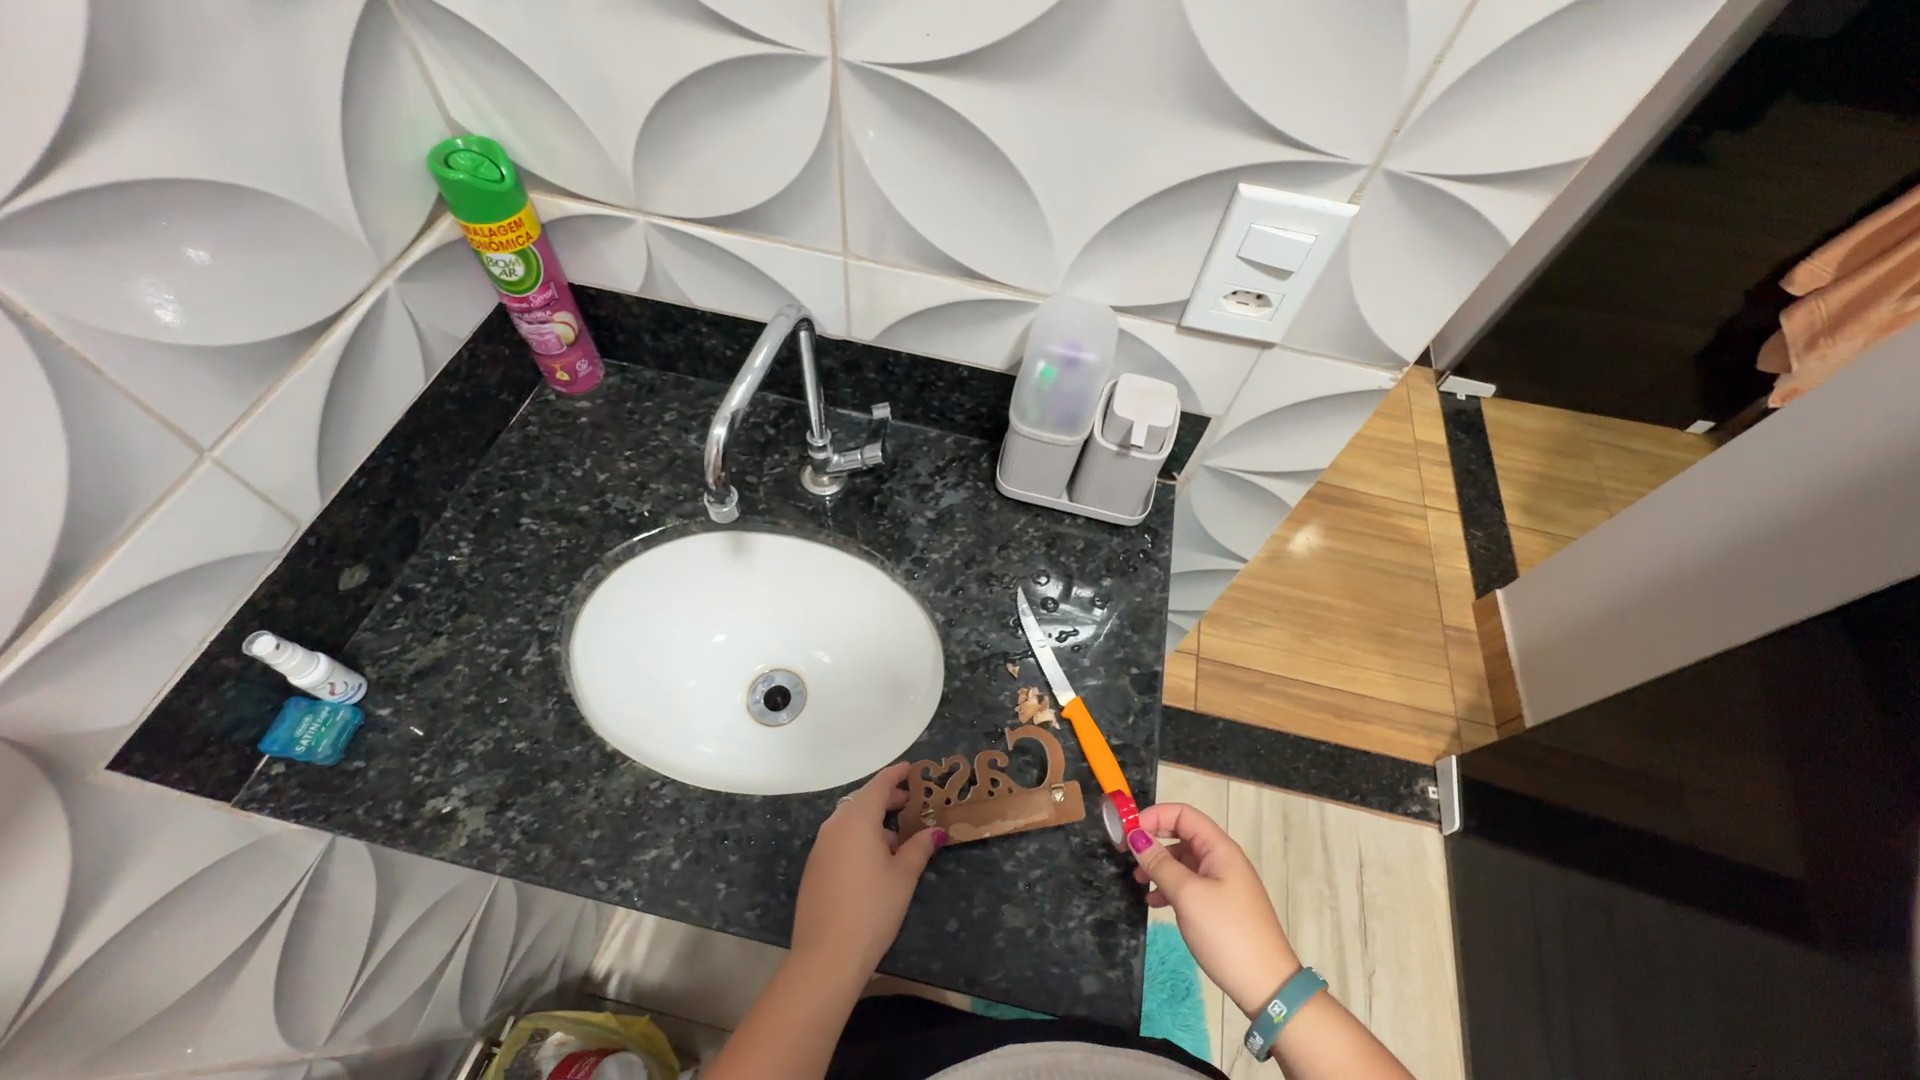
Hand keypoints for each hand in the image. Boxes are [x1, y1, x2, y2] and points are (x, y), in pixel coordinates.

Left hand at [791, 762, 946, 978]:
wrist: (826, 955)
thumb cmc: (872, 909)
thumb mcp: (903, 876)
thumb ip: (918, 847)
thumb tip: (934, 831)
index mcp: (856, 820)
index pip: (879, 785)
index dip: (896, 774)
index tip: (912, 768)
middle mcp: (834, 826)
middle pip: (863, 801)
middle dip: (887, 800)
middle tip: (912, 804)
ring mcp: (820, 847)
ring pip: (850, 821)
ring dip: (873, 822)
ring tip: (898, 836)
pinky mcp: (814, 868)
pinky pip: (840, 839)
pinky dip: (859, 838)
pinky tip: (875, 860)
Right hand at [1127, 803, 1300, 1016]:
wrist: (1266, 986)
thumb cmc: (1226, 932)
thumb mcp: (1187, 895)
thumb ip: (1160, 863)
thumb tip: (1136, 836)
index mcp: (1219, 848)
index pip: (1183, 814)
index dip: (1153, 816)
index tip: (1127, 833)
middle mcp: (1222, 859)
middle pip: (1183, 835)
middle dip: (1153, 839)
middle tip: (1126, 853)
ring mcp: (1223, 883)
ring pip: (1184, 861)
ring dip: (1159, 865)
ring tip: (1137, 882)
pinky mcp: (1220, 905)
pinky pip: (1190, 884)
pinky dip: (1169, 887)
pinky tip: (1154, 902)